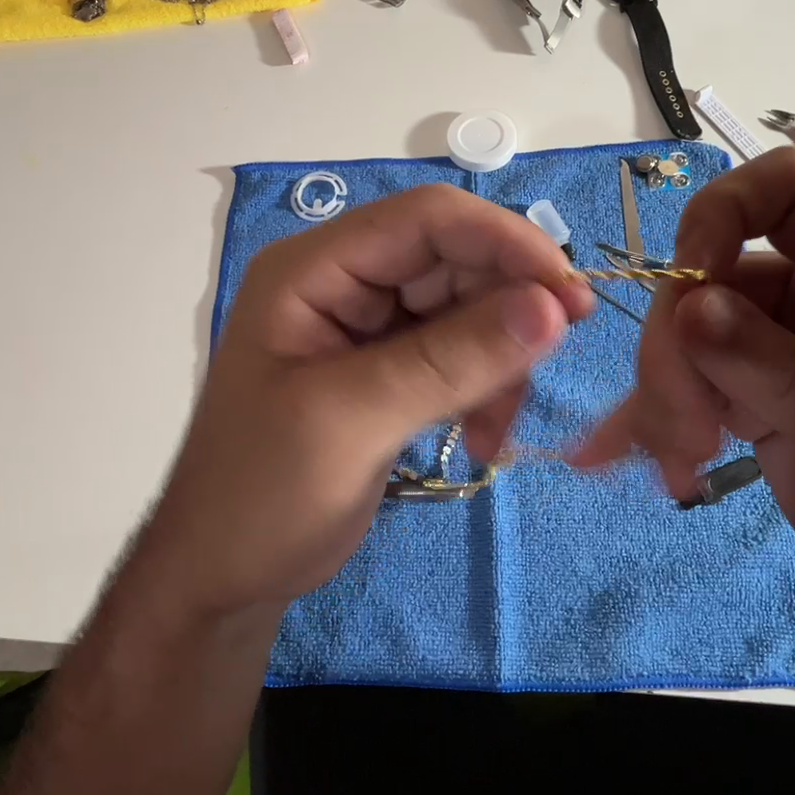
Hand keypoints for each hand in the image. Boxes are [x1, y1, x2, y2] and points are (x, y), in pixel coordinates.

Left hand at [142, 184, 592, 614]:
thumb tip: (552, 306)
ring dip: (501, 361)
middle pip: (454, 260)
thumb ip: (451, 360)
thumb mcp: (351, 421)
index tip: (569, 296)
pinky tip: (483, 440)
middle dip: (509, 308)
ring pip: (467, 309)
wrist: (225, 574)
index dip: (504, 241)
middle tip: (555, 359)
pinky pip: (461, 354)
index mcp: (312, 269)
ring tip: (497, 430)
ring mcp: (367, 326)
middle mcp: (343, 282)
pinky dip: (485, 389)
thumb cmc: (261, 495)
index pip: (425, 219)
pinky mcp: (389, 369)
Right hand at [574, 149, 794, 629]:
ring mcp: (783, 352)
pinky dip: (647, 418)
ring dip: (662, 392)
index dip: (728, 211)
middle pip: (715, 275)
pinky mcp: (754, 402)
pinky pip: (685, 389)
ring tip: (678, 463)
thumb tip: (689, 309)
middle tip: (681, 432)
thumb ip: (792, 374)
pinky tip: (611, 452)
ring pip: (685, 335)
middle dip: (677, 346)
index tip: (689, 286)